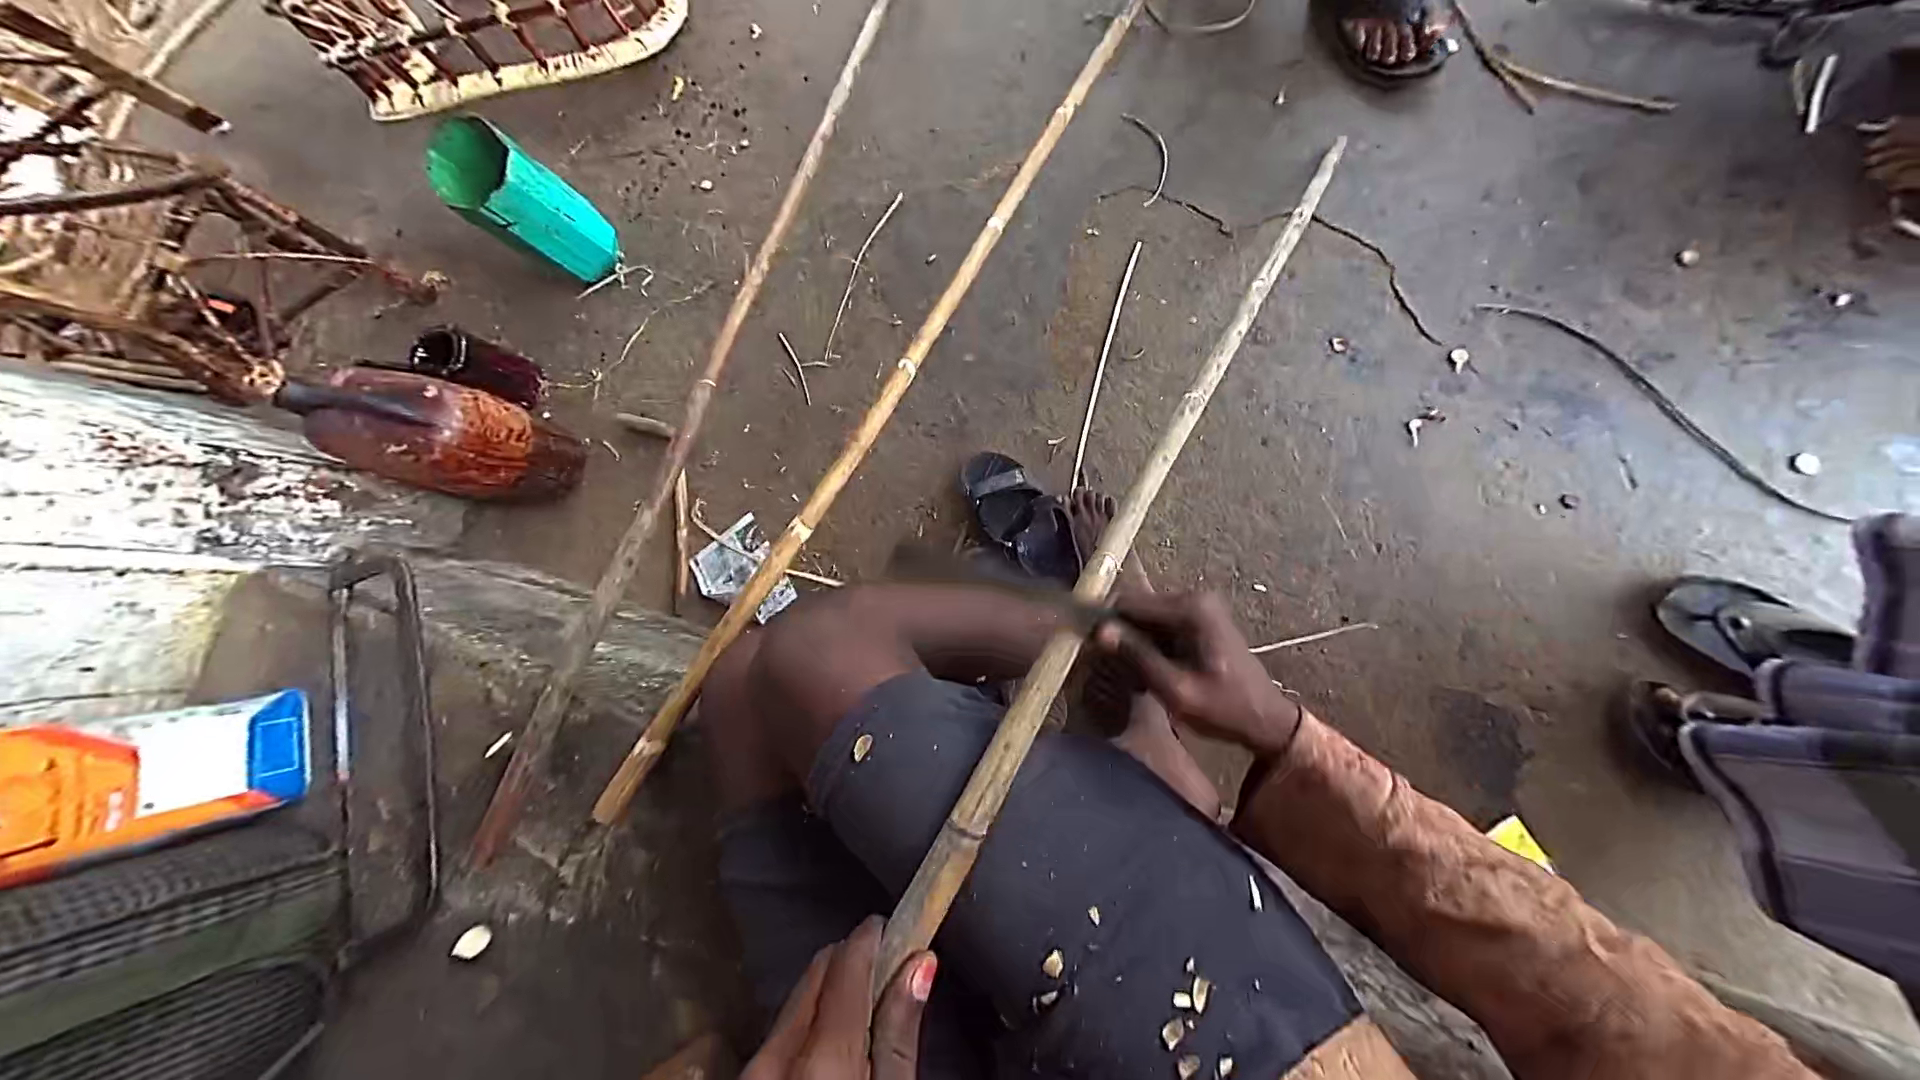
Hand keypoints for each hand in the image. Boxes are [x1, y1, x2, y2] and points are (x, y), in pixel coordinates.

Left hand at [741, 917, 936, 1079]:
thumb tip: (919, 962)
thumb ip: (900, 1033)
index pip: (848, 957)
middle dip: (856, 964)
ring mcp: (750, 1069)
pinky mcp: (742, 1078)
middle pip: (820, 968)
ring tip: (861, 1027)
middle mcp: (774, 1055)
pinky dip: (807, 1026)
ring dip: (831, 995)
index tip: (901, 933)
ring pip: (798, 997)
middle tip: (889, 985)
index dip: (878, 936)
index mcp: (821, 1058)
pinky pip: (779, 1031)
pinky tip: (827, 1052)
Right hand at [1094, 591, 1303, 759]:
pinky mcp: (1196, 618)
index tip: (1090, 650)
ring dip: (1131, 639)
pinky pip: (1157, 622)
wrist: (1266, 720)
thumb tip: (1099, 631)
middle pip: (1135, 605)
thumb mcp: (1176, 690)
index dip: (1106, 623)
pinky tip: (1145, 668)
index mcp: (1191, 609)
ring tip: (1127, 670)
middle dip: (1119, 632)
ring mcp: (1197, 606)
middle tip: (1109, 665)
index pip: (1128, 602)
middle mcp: (1194, 598)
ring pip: (1143, 615)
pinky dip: (1146, 642)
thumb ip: (1138, 656)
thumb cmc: (1225, 709)